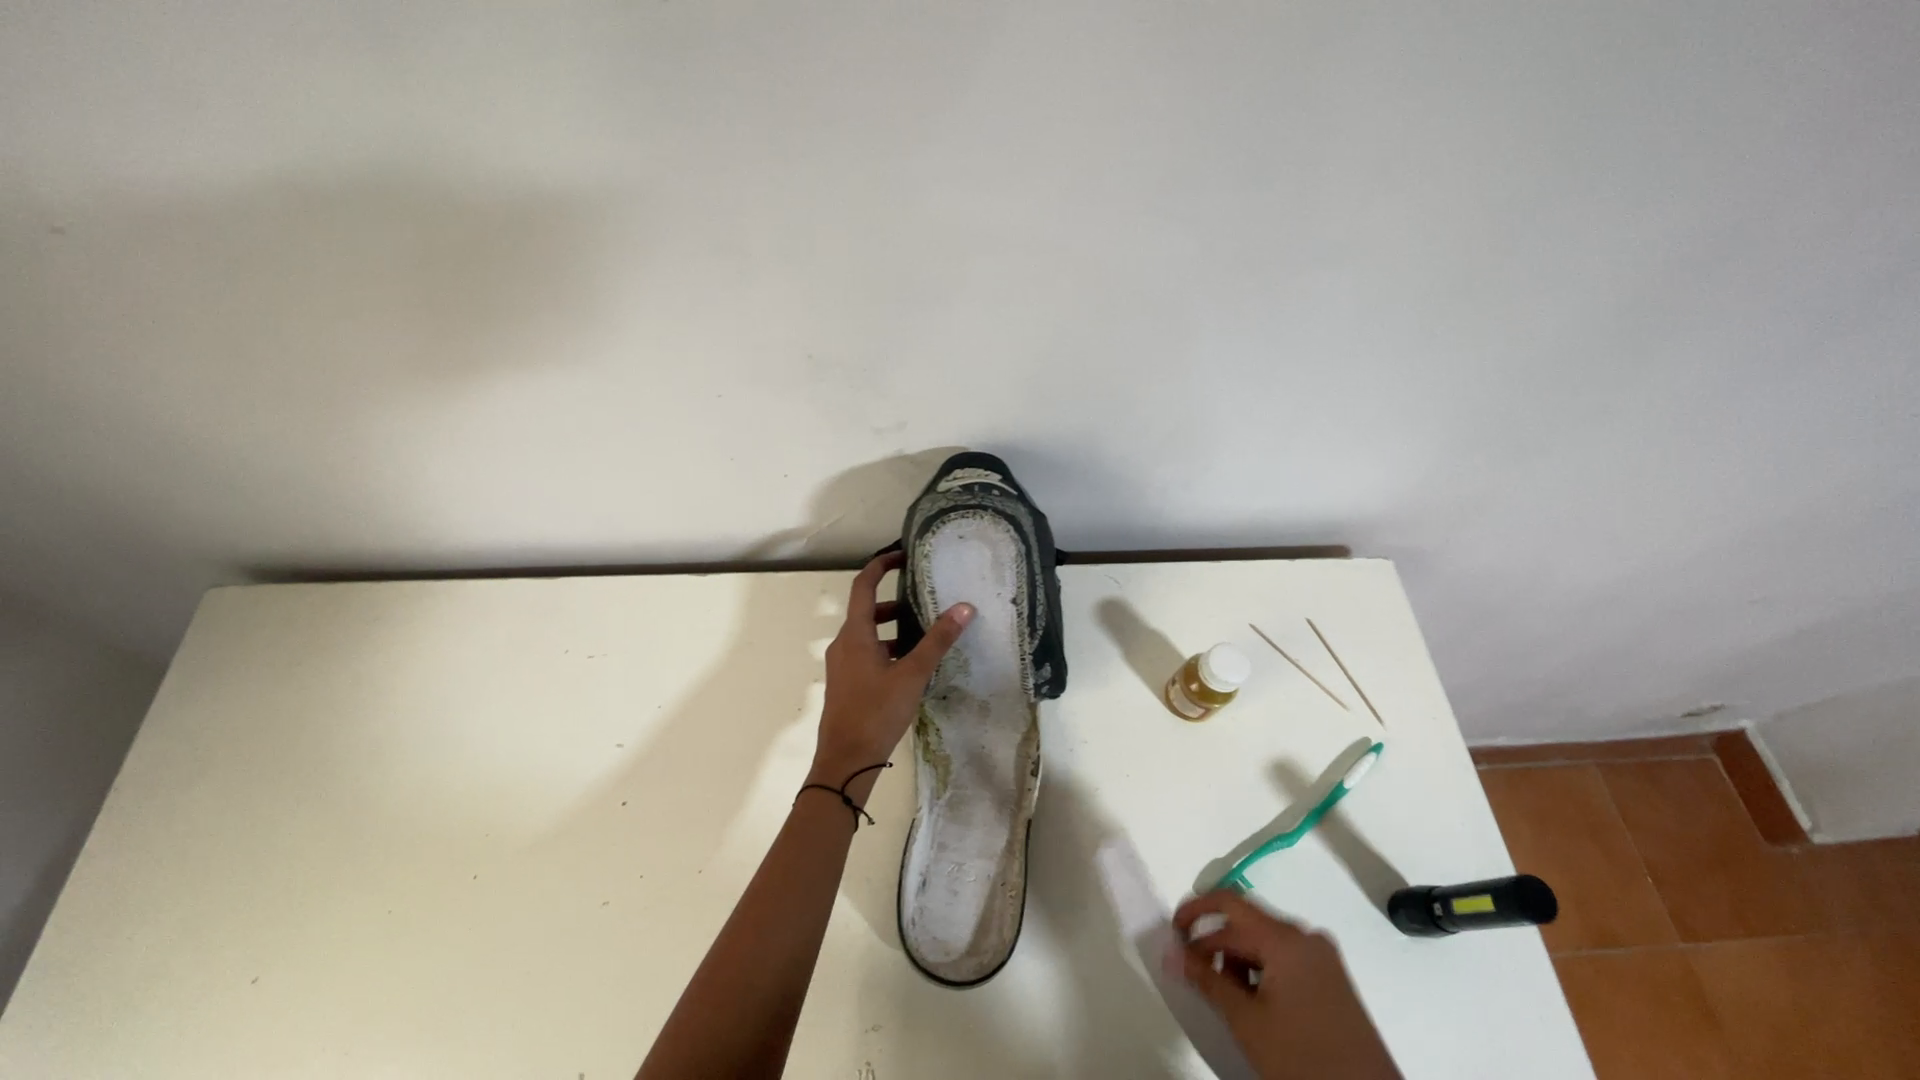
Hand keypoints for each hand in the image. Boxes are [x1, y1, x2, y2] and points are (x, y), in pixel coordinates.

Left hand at [810, 552, 972, 793]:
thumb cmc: (876, 713)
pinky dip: (888, 649)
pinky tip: (911, 666)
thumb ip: (937, 641)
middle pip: (867, 610)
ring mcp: (843, 666)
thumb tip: (964, 607)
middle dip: (894, 601)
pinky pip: (867, 654)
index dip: (881, 566)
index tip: (903, 555)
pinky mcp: (847, 684)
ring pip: (868, 635)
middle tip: (923, 596)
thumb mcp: (912, 675)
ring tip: (925, 632)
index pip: (864, 586)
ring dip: (893, 628)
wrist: (845, 760)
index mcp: (855, 634)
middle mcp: (844, 644)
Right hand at [1172, 890, 1401, 1079]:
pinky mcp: (1331, 976)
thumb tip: (1169, 950)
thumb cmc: (1301, 1057)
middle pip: (1247, 921)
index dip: (1193, 915)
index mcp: (1285, 938)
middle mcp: (1305, 936)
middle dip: (1215, 943)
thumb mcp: (1245, 1020)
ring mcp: (1323, 956)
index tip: (1171, 939)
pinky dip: (1261, 970)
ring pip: (1265, 941)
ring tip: (1228, 999)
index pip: (1227, 906)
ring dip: (1238, 960)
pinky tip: (1256, 1004)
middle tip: (1195, 975)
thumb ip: (1205, 979)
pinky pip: (1285, 957)